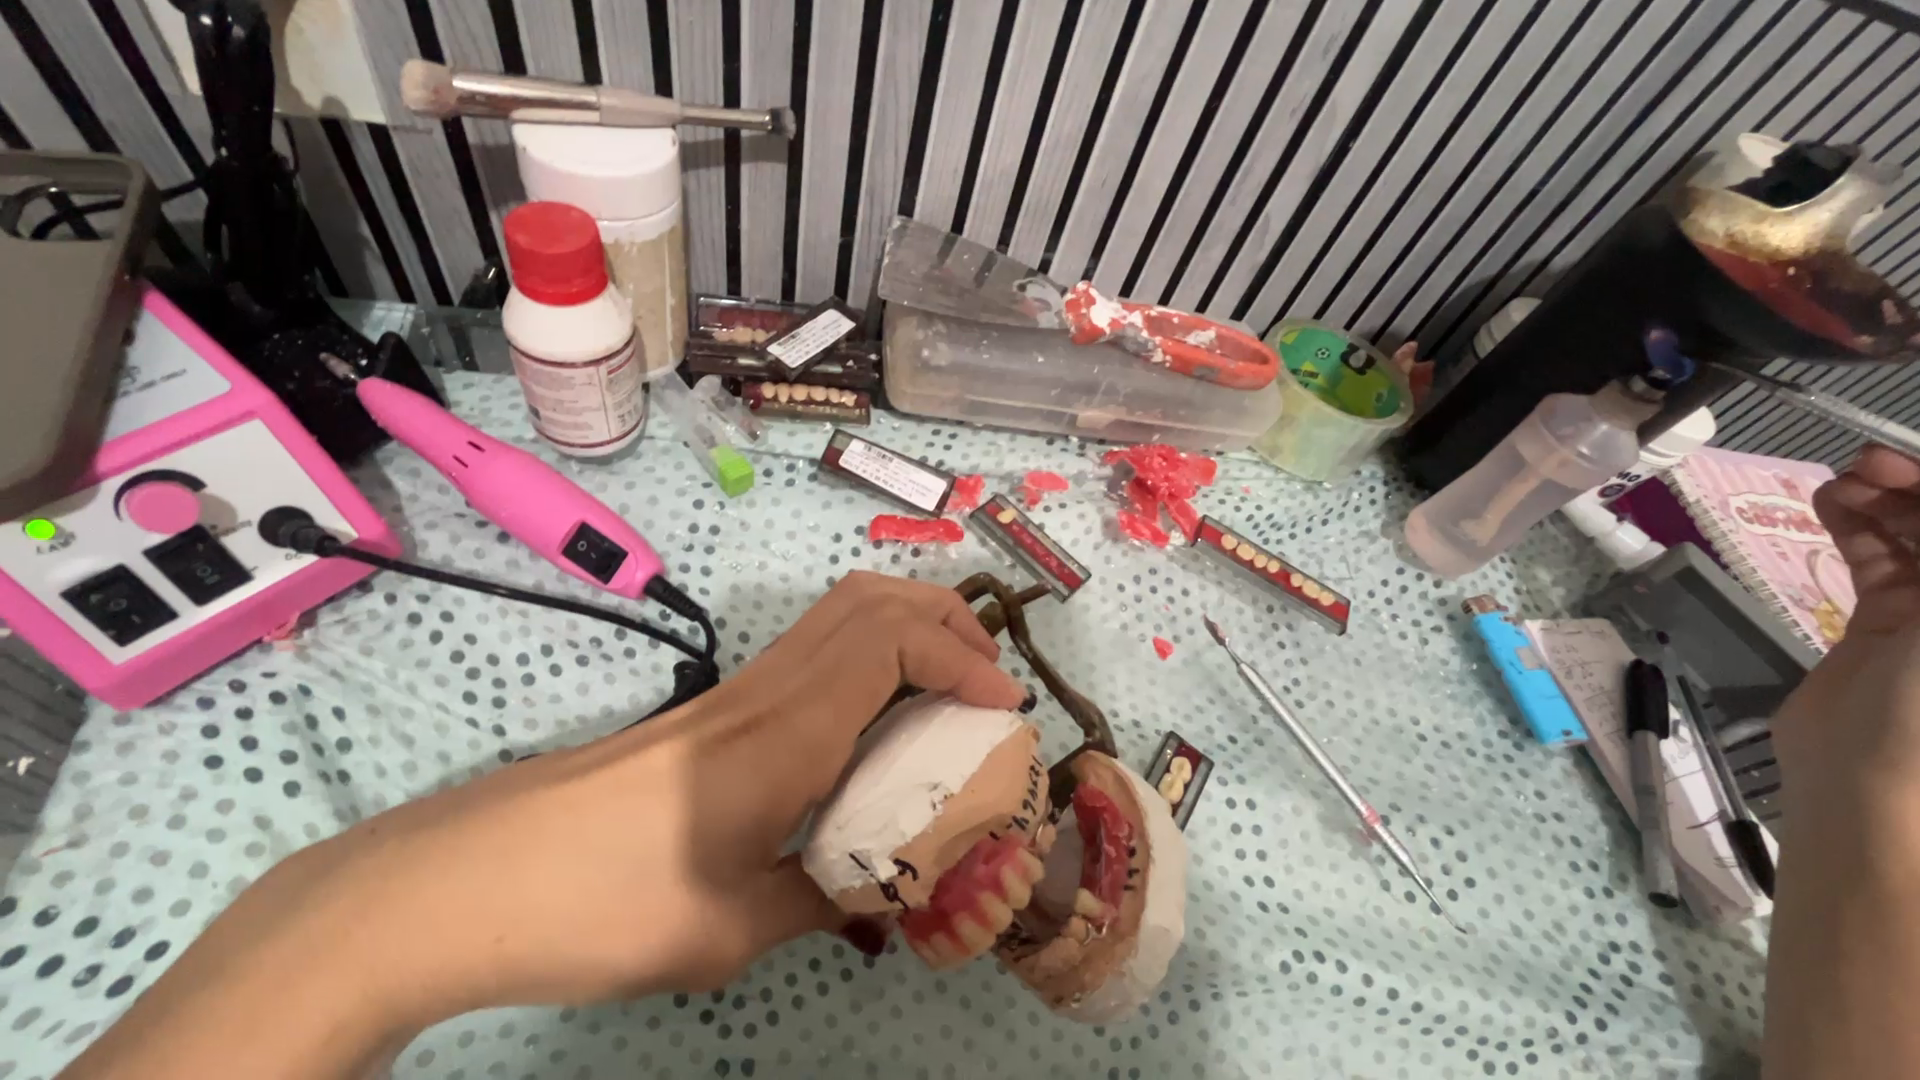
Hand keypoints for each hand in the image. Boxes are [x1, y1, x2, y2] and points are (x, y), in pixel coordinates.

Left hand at [60, 572, 1025, 1078]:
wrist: (467, 881)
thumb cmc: (603, 906)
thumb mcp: (731, 929)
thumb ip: (821, 898)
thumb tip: (881, 892)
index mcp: (786, 732)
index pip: (892, 645)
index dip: (963, 660)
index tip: (1005, 709)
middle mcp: (769, 688)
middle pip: (871, 600)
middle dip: (947, 620)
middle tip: (986, 681)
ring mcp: (739, 689)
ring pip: (840, 611)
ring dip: (909, 625)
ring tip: (947, 685)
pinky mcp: (718, 706)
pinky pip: (815, 646)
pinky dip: (871, 650)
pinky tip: (875, 717)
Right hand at [1773, 446, 1919, 817]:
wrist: (1867, 774)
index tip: (1899, 463)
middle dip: (1915, 487)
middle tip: (1859, 465)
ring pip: (1916, 536)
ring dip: (1878, 503)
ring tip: (1834, 484)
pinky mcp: (1887, 620)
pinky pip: (1874, 560)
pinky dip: (1851, 529)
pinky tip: (1825, 506)